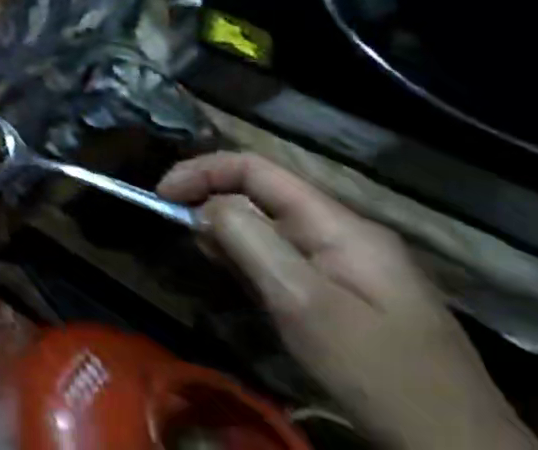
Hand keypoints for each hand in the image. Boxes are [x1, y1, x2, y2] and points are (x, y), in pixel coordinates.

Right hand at [159, 153, 537, 449]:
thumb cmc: (375, 368)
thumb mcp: (301, 300)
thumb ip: (248, 240)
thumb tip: (205, 206)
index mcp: (341, 226)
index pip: (255, 168)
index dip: (201, 172)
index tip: (161, 197)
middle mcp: (348, 235)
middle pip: (262, 196)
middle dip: (214, 206)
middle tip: (188, 242)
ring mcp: (354, 266)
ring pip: (272, 228)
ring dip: (232, 237)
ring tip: (213, 266)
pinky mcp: (353, 296)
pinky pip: (288, 259)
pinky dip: (254, 262)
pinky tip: (247, 289)